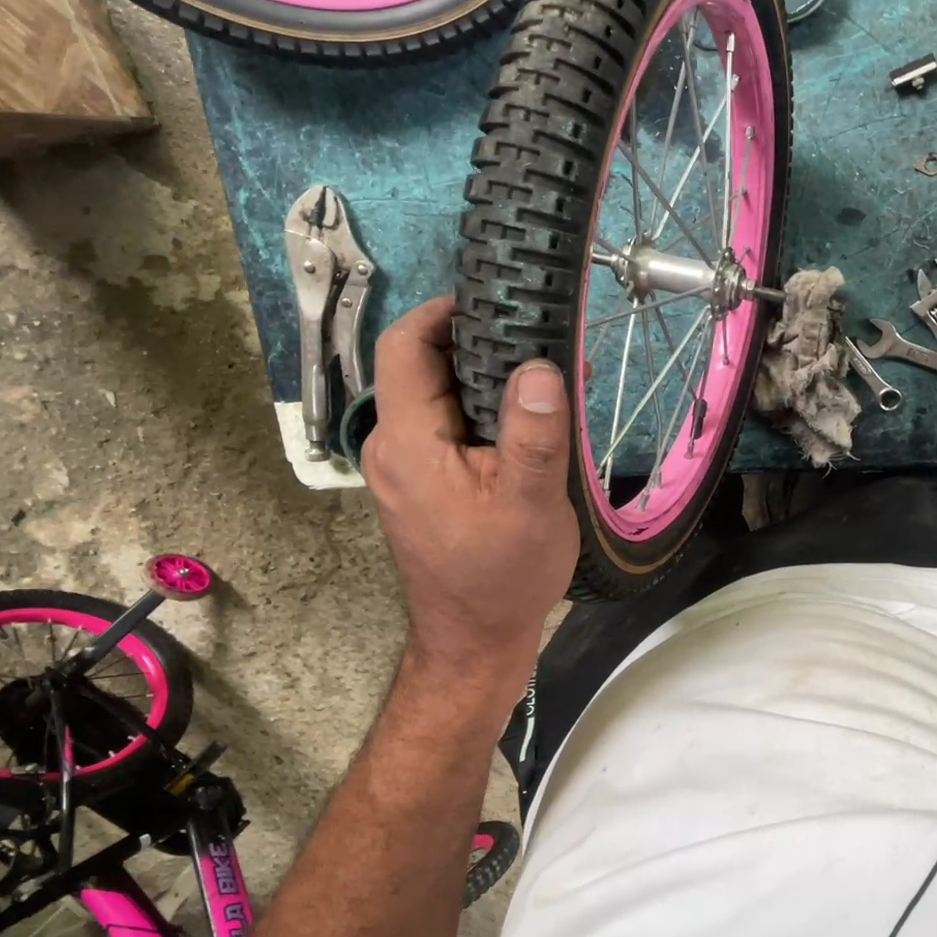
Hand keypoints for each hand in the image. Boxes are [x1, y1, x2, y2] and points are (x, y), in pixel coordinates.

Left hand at [362, 297, 578, 691]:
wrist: (476, 639)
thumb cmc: (501, 574)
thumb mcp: (529, 503)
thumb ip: (534, 434)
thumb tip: (540, 366)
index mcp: (408, 442)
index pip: (404, 348)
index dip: (442, 312)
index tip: (497, 297)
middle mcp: (393, 446)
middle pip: (421, 367)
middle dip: (476, 341)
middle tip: (538, 329)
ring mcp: (406, 466)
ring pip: (438, 397)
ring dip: (484, 375)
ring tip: (543, 366)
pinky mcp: (425, 484)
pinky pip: (448, 425)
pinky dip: (483, 408)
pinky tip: (528, 415)